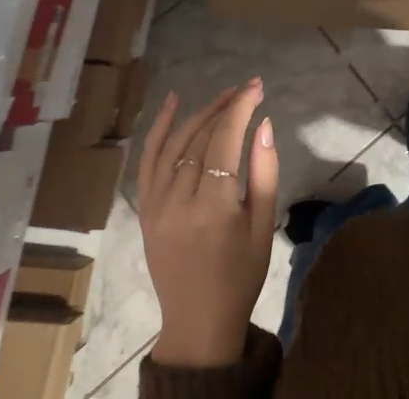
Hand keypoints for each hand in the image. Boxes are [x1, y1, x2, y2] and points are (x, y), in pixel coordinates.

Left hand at [136, 79, 277, 367]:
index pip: (224, 140)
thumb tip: (264, 125)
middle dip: (225, 108)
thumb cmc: (241, 275)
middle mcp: (178, 200)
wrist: (199, 321)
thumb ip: (264, 173)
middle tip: (247, 89)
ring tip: (223, 96)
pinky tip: (172, 103)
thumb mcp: (263, 226)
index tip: (258, 87)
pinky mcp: (144, 210)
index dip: (240, 108)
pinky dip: (158, 130)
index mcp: (213, 207)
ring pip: (174, 145)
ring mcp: (155, 205)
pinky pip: (148, 161)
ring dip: (198, 115)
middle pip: (200, 139)